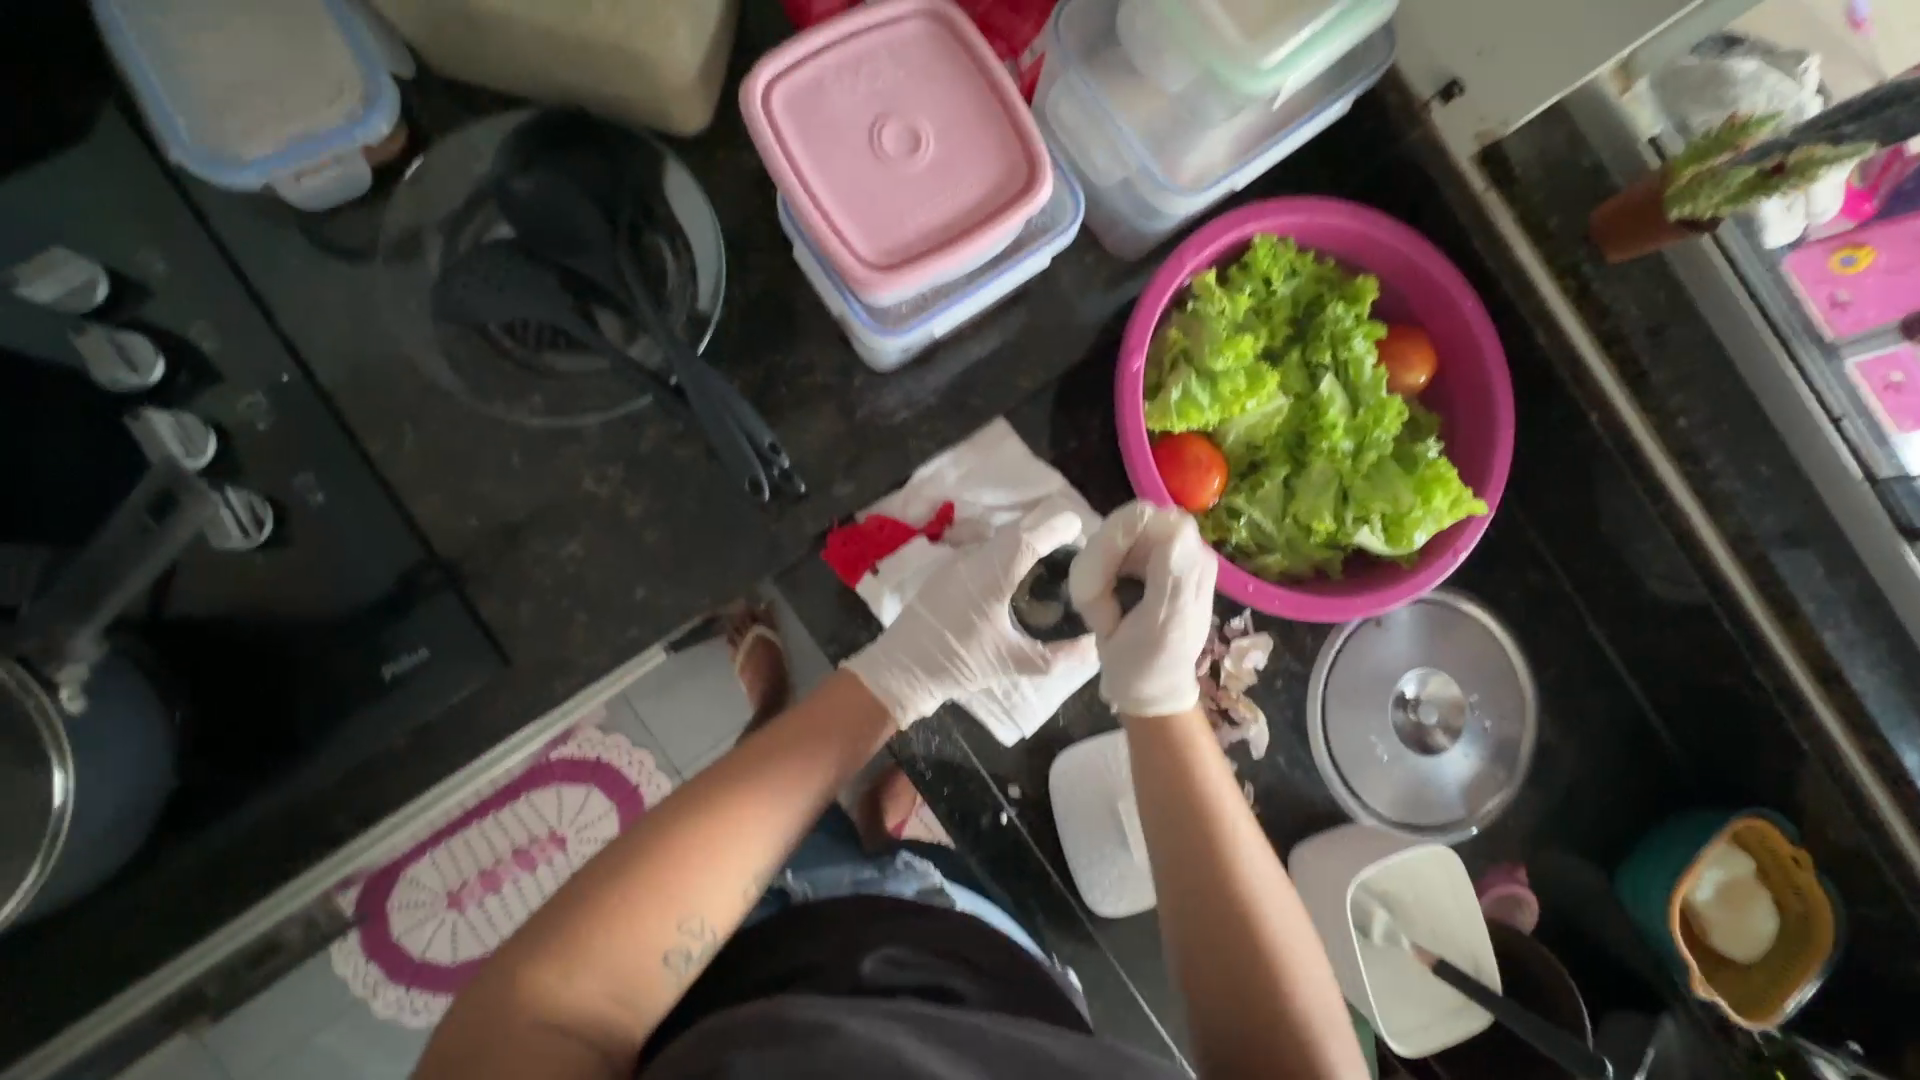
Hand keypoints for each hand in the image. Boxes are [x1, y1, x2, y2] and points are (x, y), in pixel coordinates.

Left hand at [844, 508, 1098, 727]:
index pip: (1031, 535)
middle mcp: (974, 558)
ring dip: (1027, 537)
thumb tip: (1095, 648)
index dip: (1059, 526)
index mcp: (992, 574)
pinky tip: (1020, 573)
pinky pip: (985, 548)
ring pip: (1000, 536)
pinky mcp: (947, 571)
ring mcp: (957, 562)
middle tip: (1076, 546)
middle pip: (1018, 528)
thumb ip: (1058, 656)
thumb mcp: (1013, 663)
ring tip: (1054, 557)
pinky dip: (1008, 550)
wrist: (900, 670)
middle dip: (1048, 528)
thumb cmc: (957, 663)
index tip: (1084, 530)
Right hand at [1068, 501, 1216, 717]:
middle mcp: (1174, 549)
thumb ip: (1171, 567)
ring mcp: (1152, 557)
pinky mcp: (1134, 568)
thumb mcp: (1165, 618)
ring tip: (1104, 614)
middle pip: (1118, 526)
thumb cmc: (1152, 660)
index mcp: (1189, 557)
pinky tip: (1104, 611)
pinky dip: (1093, 584)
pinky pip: (1100, 559)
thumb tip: (1174, 523)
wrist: (1145, 691)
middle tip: (1102, 605)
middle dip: (1100, 565)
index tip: (1106, 578)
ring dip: (1093, 580)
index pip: (1142, 515)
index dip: (1114, 539)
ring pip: (1103, 542)